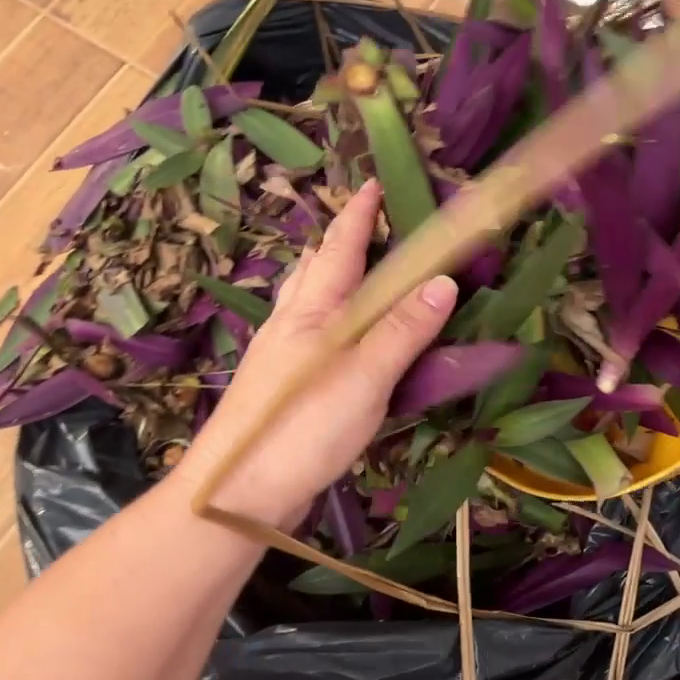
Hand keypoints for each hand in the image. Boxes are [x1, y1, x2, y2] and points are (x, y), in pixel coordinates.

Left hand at [174, 179, 457, 527]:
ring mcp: (285, 360)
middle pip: (316, 271)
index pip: (340, 251)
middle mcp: (292, 327)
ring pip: (311, 304)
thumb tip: (445, 280)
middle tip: (371, 223)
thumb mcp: (364, 377)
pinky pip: (317, 338)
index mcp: (312, 314)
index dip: (359, 217)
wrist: (234, 495)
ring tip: (357, 271)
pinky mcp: (288, 391)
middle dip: (342, 241)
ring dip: (332, 278)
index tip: (376, 183)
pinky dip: (336, 321)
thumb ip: (404, 330)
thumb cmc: (300, 429)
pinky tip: (346, 340)